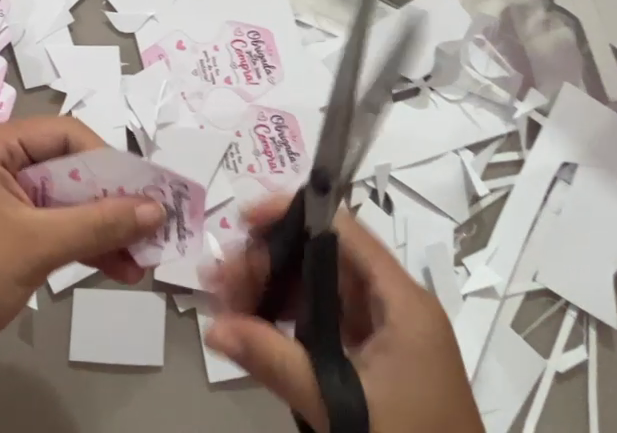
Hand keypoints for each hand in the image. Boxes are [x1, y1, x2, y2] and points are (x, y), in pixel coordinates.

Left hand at [0, 117, 164, 374]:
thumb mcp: (36, 244)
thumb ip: (97, 224)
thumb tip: (155, 209)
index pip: (64, 134)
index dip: (106, 159)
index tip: (144, 189)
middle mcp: (2, 166)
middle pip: (71, 168)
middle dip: (113, 199)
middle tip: (156, 224)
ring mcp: (8, 202)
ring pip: (71, 202)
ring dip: (107, 228)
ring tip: (147, 256)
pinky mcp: (14, 236)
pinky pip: (61, 229)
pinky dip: (90, 246)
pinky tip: (122, 270)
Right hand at [205, 195, 482, 432]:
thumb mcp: (341, 402)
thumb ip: (276, 361)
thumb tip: (214, 328)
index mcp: (402, 302)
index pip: (342, 230)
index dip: (290, 215)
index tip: (241, 222)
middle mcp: (396, 306)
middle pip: (323, 258)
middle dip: (268, 262)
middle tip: (219, 281)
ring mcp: (387, 334)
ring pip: (319, 289)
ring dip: (272, 290)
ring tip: (226, 304)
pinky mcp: (377, 360)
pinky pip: (326, 321)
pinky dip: (289, 319)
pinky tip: (254, 327)